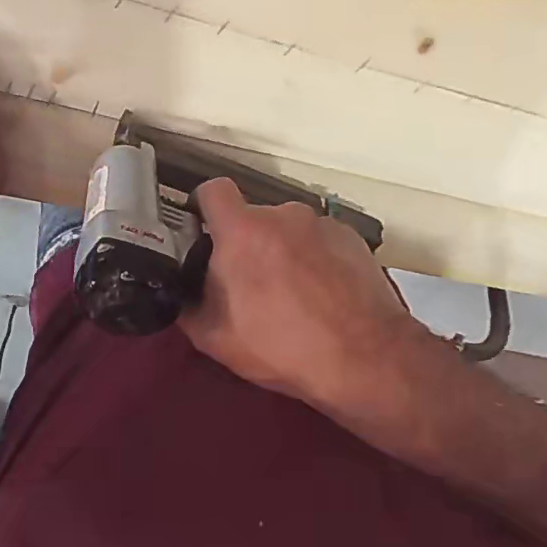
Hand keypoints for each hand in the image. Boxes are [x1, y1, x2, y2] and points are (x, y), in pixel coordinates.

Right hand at [179, 178, 428, 405]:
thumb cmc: (284, 347)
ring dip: (284, 252)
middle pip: (253, 219)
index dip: (204, 207)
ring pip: (288, 231)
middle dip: (248, 245)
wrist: (362, 356)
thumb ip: (190, 304)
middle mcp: (283, 216)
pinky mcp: (351, 237)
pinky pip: (320, 241)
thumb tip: (183, 292)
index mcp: (243, 232)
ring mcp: (321, 224)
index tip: (205, 230)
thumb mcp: (215, 338)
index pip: (212, 190)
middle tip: (253, 285)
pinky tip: (323, 294)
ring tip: (294, 296)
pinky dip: (316, 259)